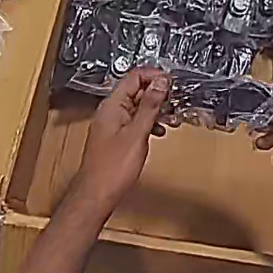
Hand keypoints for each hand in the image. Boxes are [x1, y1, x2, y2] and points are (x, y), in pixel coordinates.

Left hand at [69, 67, 169, 219]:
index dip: (154, 76)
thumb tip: (161, 82)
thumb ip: (150, 105)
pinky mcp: (115, 137)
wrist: (96, 195)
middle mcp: (110, 111)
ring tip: (171, 115)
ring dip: (155, 108)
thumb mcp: (137, 133)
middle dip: (157, 93)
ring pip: (137, 106)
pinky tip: (159, 130)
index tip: (171, 82)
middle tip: (175, 99)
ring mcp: (112, 124)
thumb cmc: (112, 168)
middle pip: (136, 90)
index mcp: (112, 105)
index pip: (134, 77)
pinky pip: (135, 120)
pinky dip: (149, 122)